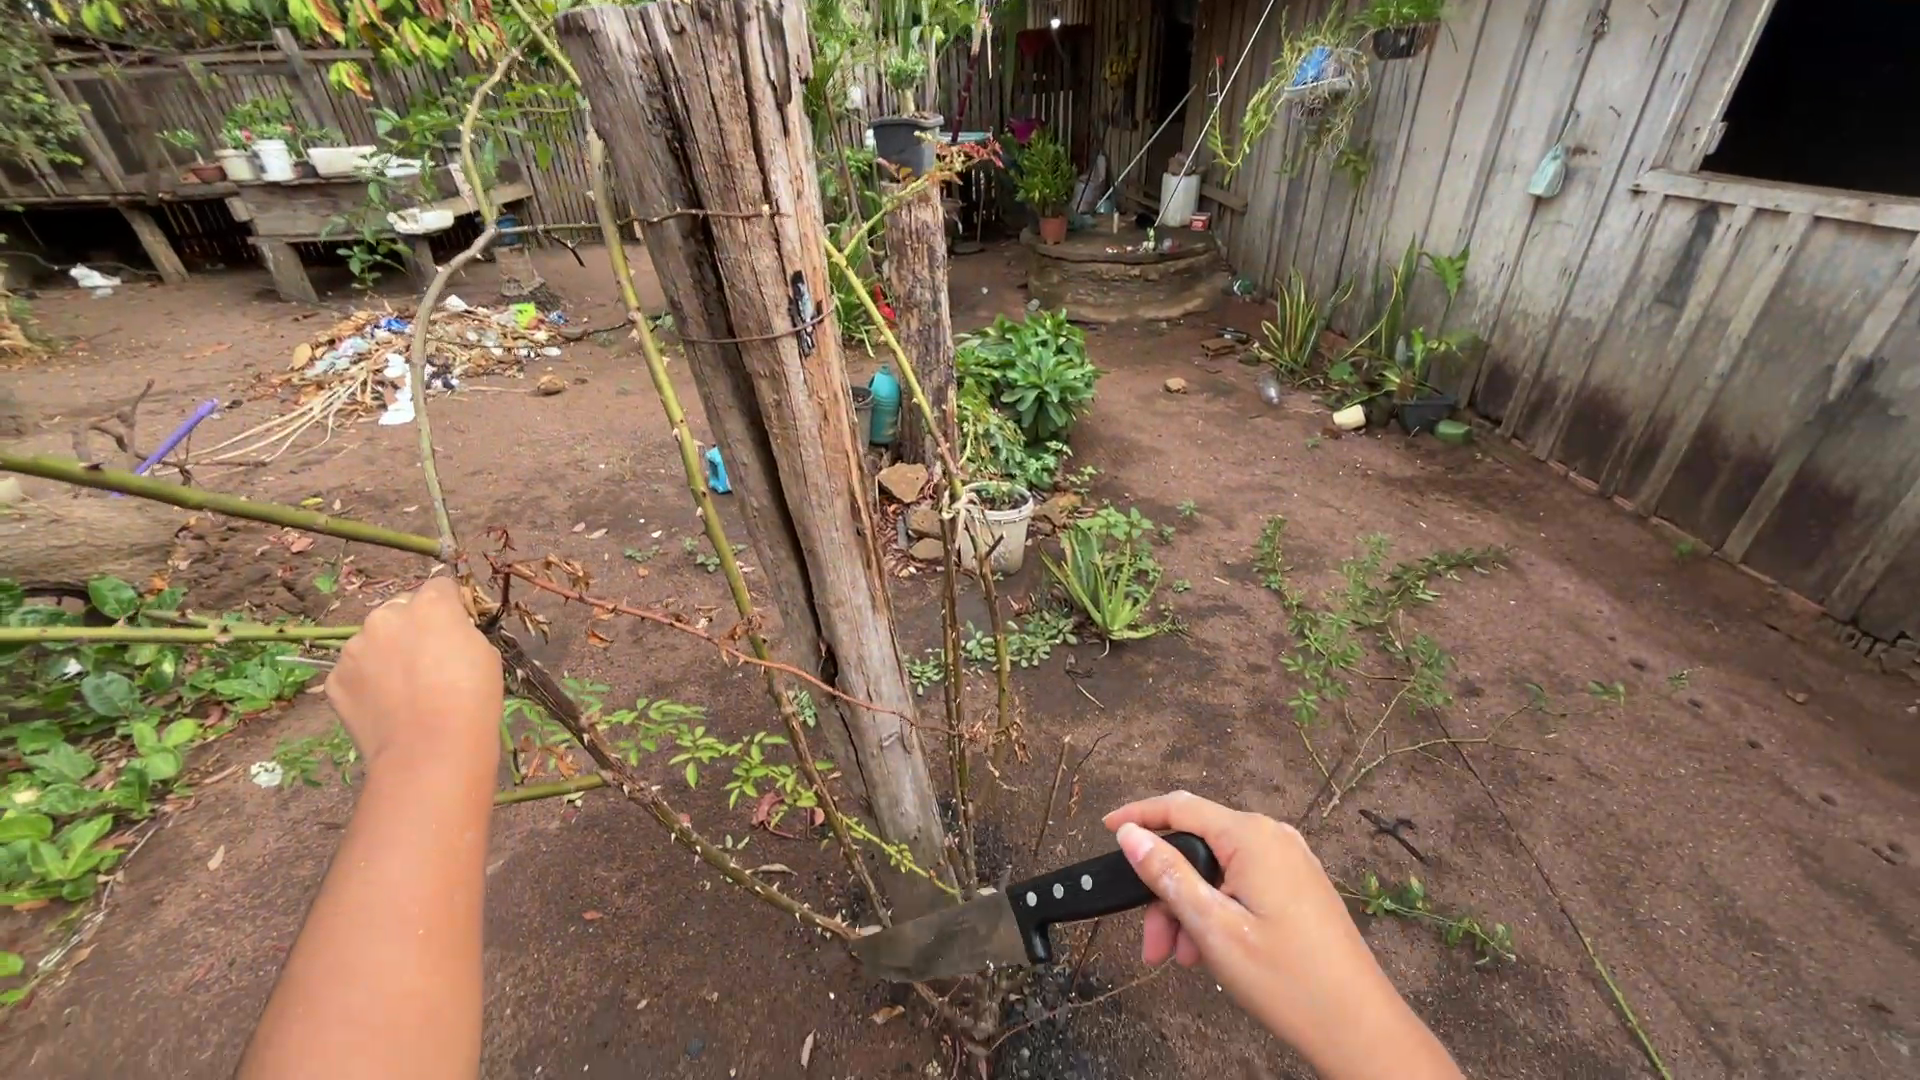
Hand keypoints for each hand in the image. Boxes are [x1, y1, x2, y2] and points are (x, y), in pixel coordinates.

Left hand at [324, 576, 501, 780]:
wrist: (431, 747)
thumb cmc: (474, 696)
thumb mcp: (484, 652)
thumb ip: (459, 632)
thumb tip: (444, 635)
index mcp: (430, 606)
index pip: (439, 586)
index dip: (451, 605)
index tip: (457, 627)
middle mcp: (385, 617)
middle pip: (400, 609)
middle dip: (413, 626)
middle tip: (429, 659)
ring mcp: (354, 648)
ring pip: (373, 640)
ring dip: (387, 652)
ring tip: (405, 687)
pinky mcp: (334, 679)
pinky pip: (356, 670)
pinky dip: (369, 681)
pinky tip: (387, 704)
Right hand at [1106, 792, 1459, 1079]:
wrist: (1363, 1032)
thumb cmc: (1286, 980)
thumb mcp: (1213, 927)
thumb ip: (1166, 874)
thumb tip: (1129, 834)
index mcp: (1252, 836)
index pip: (1180, 807)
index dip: (1138, 815)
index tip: (1104, 827)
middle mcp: (1272, 837)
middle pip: (1197, 847)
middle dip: (1165, 891)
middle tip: (1150, 944)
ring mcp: (1289, 861)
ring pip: (1217, 871)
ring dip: (1189, 909)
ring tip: (1181, 959)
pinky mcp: (1298, 885)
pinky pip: (1241, 883)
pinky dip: (1216, 910)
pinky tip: (1209, 951)